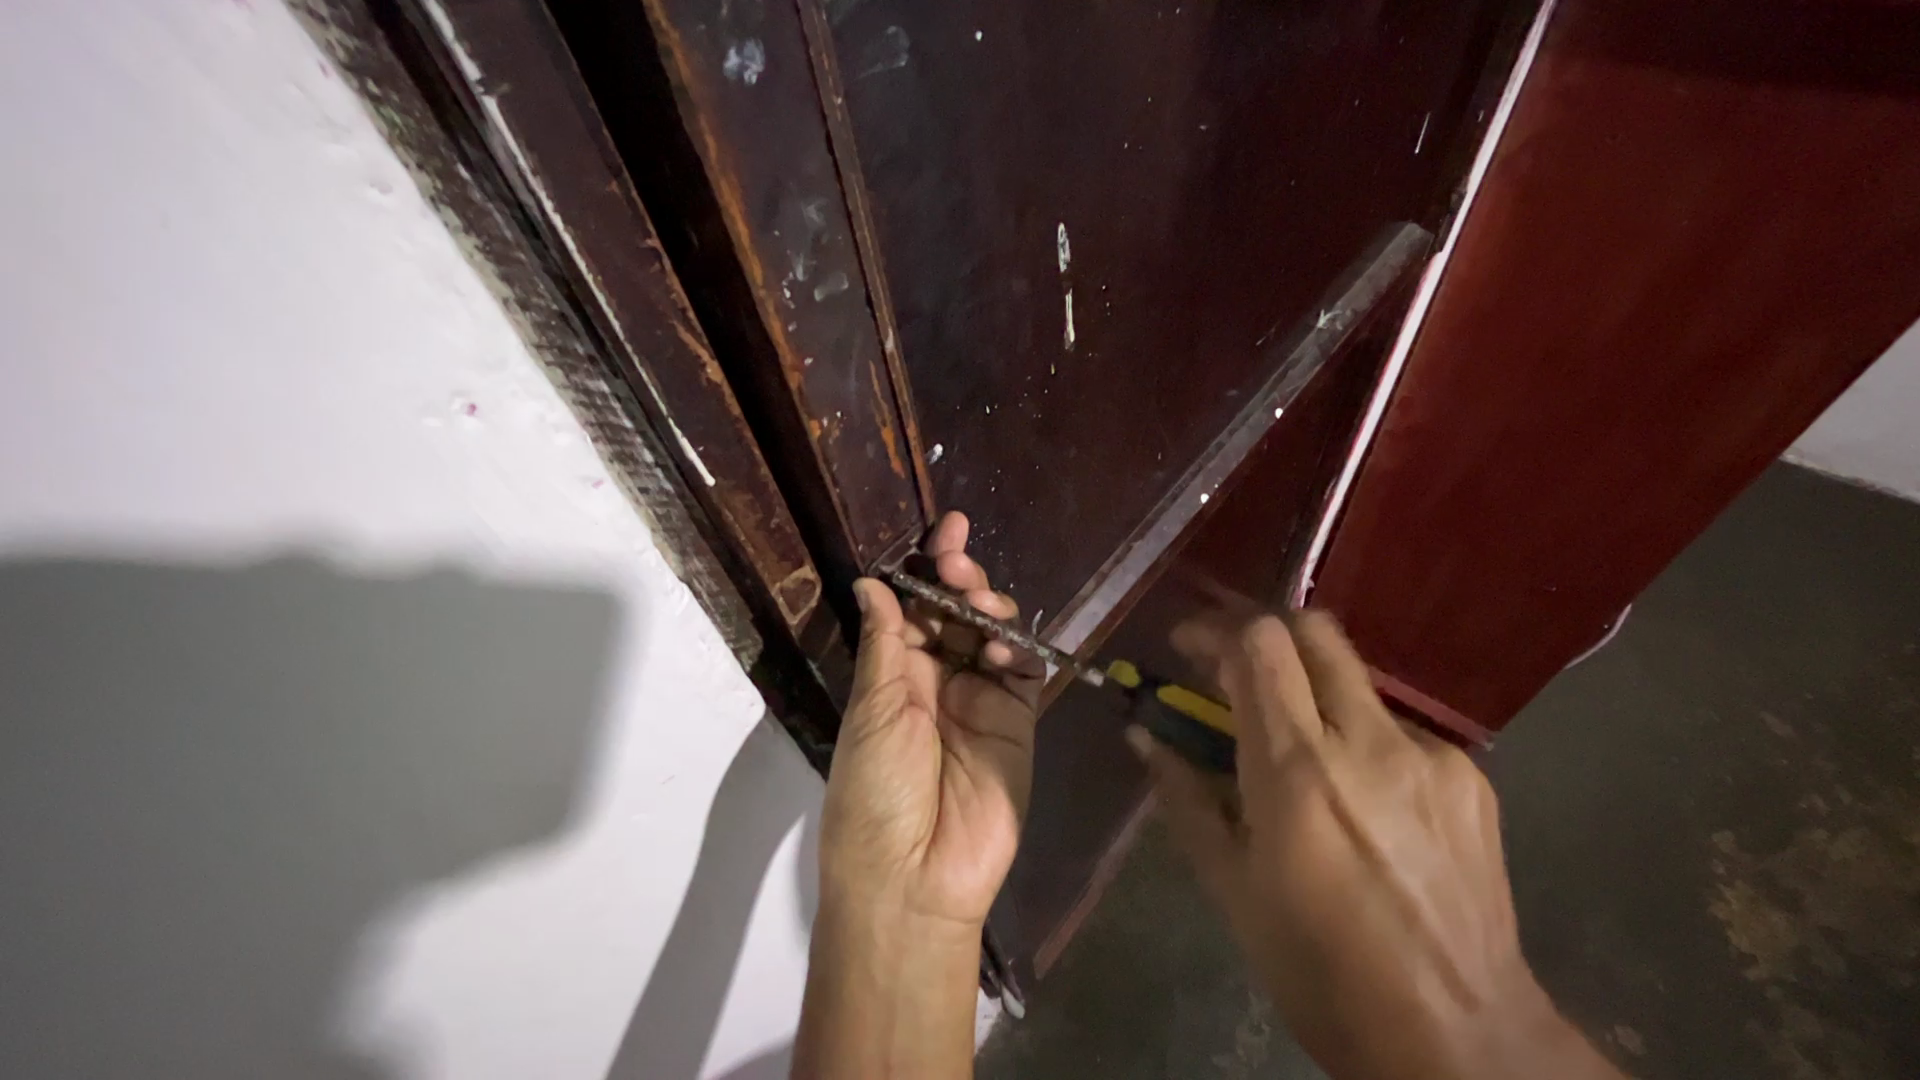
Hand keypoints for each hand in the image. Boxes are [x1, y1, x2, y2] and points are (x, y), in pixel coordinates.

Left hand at [819, 510, 1043, 926]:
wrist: (915, 874)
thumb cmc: (876, 788)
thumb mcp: (874, 709)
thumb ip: (887, 643)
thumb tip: (872, 582)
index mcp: (894, 676)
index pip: (914, 608)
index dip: (926, 569)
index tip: (943, 528)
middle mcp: (937, 681)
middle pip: (956, 614)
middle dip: (959, 577)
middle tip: (958, 553)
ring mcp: (979, 700)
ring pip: (992, 634)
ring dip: (987, 606)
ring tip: (977, 599)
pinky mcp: (1016, 723)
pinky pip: (1022, 671)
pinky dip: (1016, 647)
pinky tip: (1000, 642)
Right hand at [1133, 611, 1621, 1079]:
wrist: (1461, 1040)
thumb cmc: (1318, 970)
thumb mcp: (1230, 886)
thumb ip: (1184, 796)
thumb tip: (1144, 736)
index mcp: (1297, 772)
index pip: (1258, 646)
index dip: (1215, 630)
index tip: (1188, 647)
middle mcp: (1367, 743)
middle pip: (1314, 631)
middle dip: (1264, 633)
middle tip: (1235, 672)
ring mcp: (1429, 755)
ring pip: (1355, 678)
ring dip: (1311, 689)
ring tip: (1297, 751)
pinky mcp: (1470, 778)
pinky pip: (1397, 729)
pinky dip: (1360, 739)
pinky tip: (1359, 800)